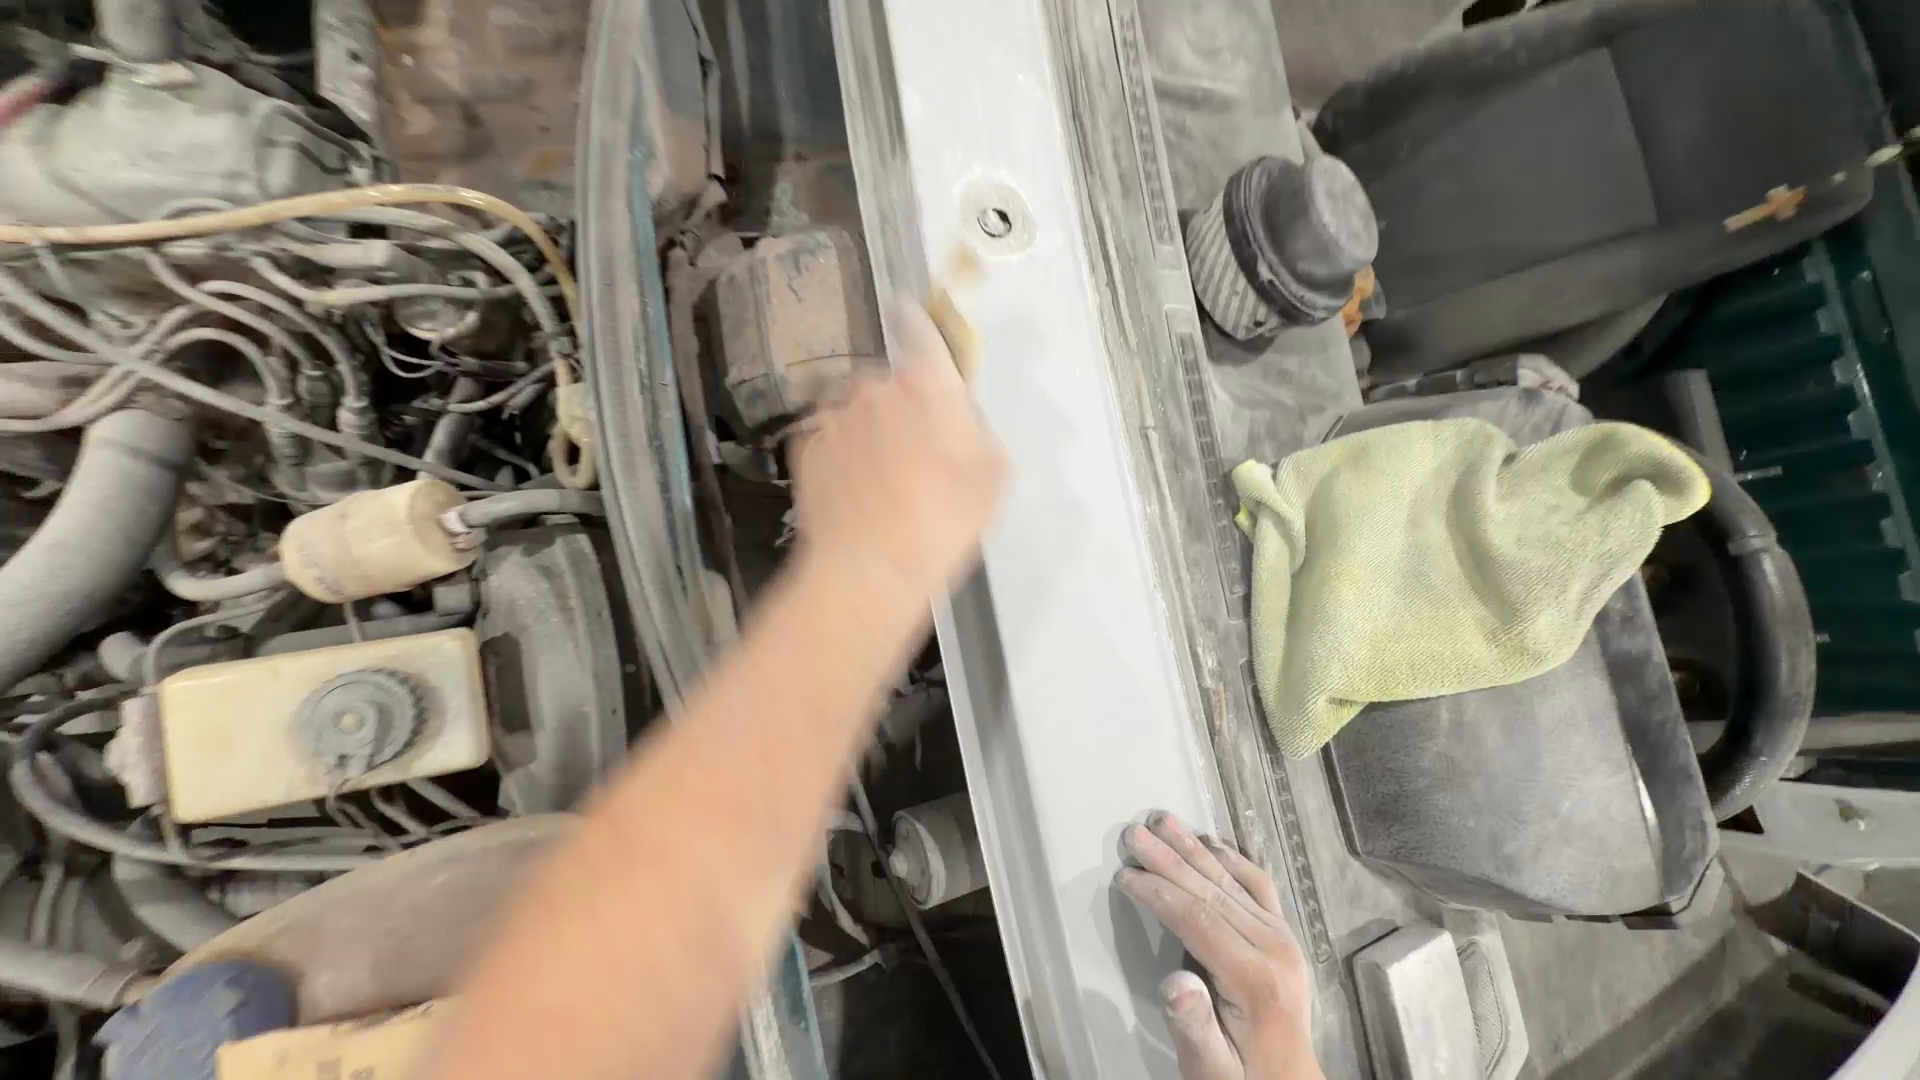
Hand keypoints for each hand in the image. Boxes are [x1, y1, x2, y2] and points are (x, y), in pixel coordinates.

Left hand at [792, 299, 1007, 593]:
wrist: (868, 569)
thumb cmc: (940, 524)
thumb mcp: (991, 480)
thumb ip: (980, 435)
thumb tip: (964, 425)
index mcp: (926, 388)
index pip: (921, 334)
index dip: (918, 322)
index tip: (909, 309)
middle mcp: (875, 390)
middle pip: (891, 383)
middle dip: (903, 406)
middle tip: (917, 452)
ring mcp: (834, 419)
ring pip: (857, 412)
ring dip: (870, 431)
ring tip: (883, 479)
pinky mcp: (805, 449)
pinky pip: (830, 440)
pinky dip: (843, 455)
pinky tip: (856, 490)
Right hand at [1117, 812, 1320, 1079]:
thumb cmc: (1241, 1078)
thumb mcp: (1210, 1069)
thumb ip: (1193, 1028)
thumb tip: (1174, 982)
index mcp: (1256, 980)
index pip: (1197, 919)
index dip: (1157, 893)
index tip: (1124, 874)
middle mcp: (1275, 949)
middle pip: (1212, 891)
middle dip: (1168, 859)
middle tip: (1134, 833)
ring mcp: (1283, 939)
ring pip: (1230, 881)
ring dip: (1192, 848)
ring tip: (1162, 820)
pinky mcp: (1284, 936)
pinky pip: (1258, 886)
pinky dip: (1232, 860)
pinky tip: (1210, 842)